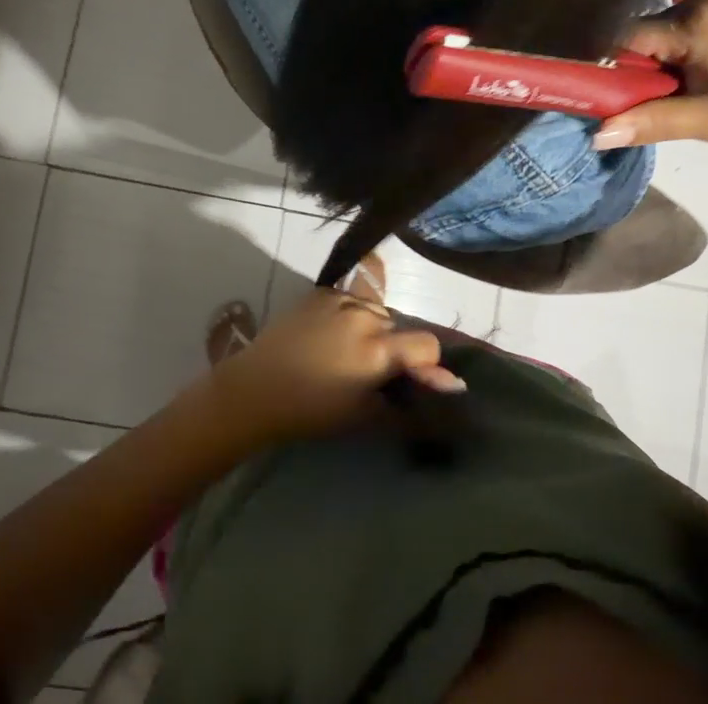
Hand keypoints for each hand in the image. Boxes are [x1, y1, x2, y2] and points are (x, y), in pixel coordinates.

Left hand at [206, 289, 459, 443]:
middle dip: (392, 347)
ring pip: (375, 311)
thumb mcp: (366, 414)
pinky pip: (349, 300)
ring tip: (344, 352)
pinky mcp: (318, 293)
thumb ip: (412, 400)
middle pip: (398, 327)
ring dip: (371, 329)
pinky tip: (329, 335)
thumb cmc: (312, 411)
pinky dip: (348, 316)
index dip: (424, 365)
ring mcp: (339, 299)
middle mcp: (364, 316)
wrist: (254, 391)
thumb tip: (452, 386)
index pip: (427, 344)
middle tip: (366, 371)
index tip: (406, 379)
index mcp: (378, 349)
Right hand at [593, 0, 707, 148]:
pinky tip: (689, 91)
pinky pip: (678, 39)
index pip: (622, 41)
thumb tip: (596, 135)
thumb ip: (651, 123)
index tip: (599, 106)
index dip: (606, 73)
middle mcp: (695, 3)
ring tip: (671, 106)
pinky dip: (673, 66)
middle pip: (638, 41)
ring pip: (657, 42)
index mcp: (690, 21)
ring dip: (654, 75)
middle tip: (641, 115)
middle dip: (633, 78)